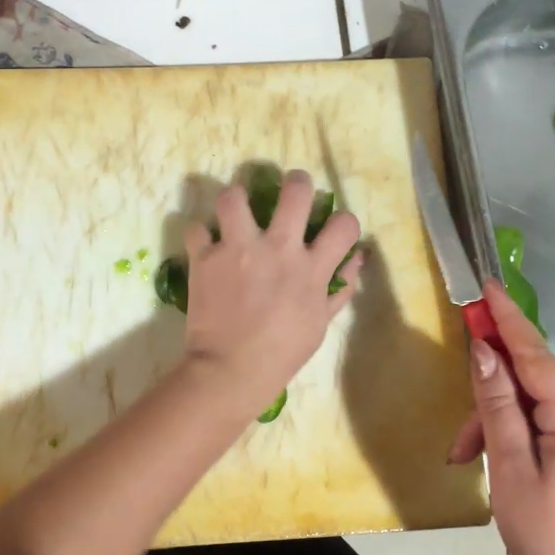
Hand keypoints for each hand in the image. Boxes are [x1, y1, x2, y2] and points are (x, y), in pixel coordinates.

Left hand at [181, 170, 363, 415]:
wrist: (231, 370)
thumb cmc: (282, 353)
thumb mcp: (320, 325)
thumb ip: (339, 289)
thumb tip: (356, 261)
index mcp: (311, 268)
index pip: (344, 225)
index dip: (343, 222)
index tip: (332, 228)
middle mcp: (278, 248)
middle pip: (295, 190)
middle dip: (296, 183)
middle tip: (289, 191)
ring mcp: (239, 249)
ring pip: (236, 196)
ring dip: (236, 198)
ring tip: (236, 209)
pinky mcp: (205, 258)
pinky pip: (197, 229)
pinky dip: (200, 236)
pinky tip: (205, 246)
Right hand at [448, 280, 554, 554]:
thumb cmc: (548, 537)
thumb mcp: (511, 471)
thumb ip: (498, 408)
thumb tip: (483, 355)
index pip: (538, 358)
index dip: (509, 322)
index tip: (486, 287)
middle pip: (536, 389)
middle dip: (491, 401)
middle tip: (457, 442)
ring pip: (541, 414)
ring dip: (500, 429)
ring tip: (468, 466)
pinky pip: (553, 434)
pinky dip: (520, 441)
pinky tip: (500, 469)